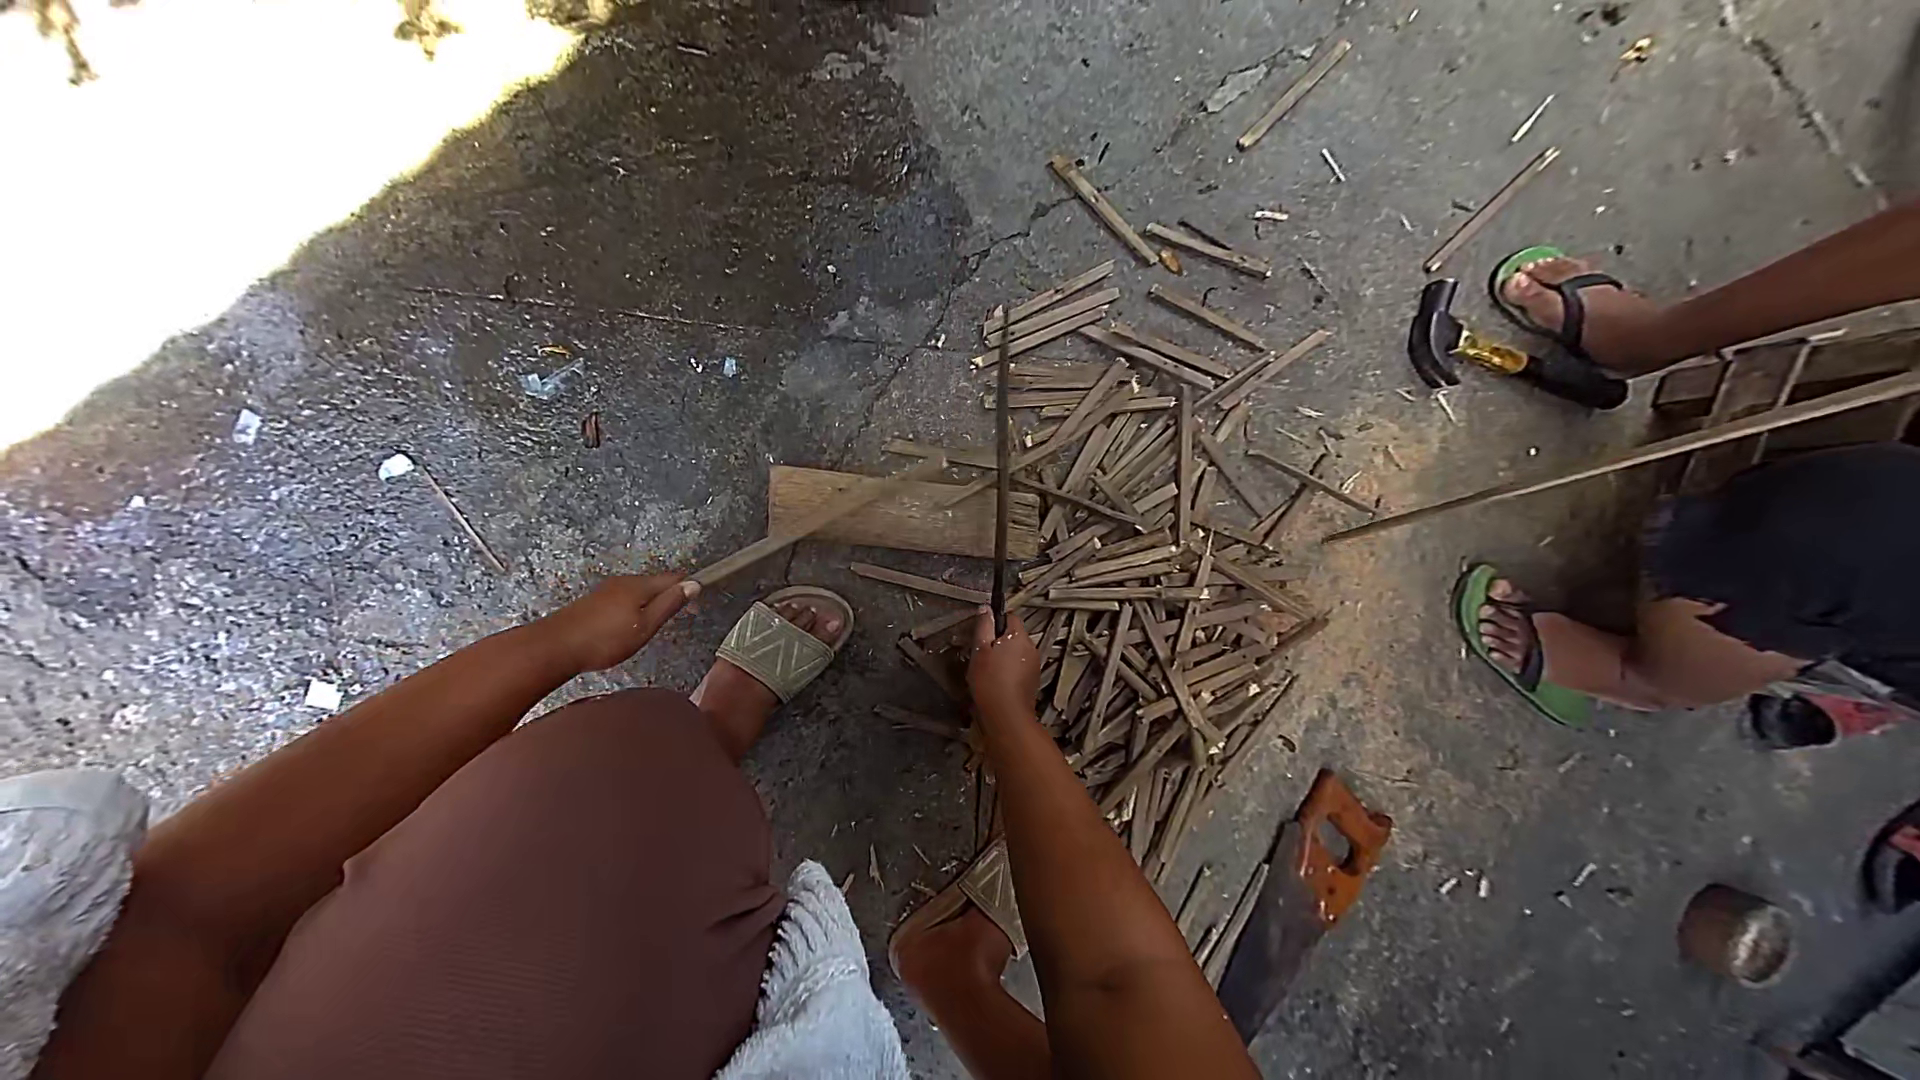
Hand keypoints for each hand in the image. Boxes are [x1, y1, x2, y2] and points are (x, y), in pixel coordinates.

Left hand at [541, 574, 699, 671]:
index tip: (696, 606)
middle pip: (656, 583)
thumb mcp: (646, 625)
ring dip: (653, 602)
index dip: (689, 588)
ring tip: (656, 624)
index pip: (674, 578)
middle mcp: (623, 582)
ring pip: (640, 591)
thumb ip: (670, 604)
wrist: (554, 648)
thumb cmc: (603, 640)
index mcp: (639, 586)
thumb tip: (693, 585)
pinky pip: (625, 598)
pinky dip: (636, 607)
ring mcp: (606, 591)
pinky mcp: (594, 602)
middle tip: (680, 617)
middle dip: (671, 595)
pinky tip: (631, 625)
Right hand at [967, 607, 1040, 719]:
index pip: (1011, 616)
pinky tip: (996, 682)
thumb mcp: (980, 649)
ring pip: (1016, 652)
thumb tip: (986, 608)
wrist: (1006, 715)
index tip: (984, 632)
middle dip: (999, 641)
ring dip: (1004, 657)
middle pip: (1014, 635)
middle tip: (982, 653)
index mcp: (1020, 636)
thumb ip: (984, 626)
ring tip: (987, 670)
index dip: (996, 621)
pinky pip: (1019, 667)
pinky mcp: (1032, 681)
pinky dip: (1009, 670)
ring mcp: (1034, 665)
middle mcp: (1031, 648)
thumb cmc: (990, 681)